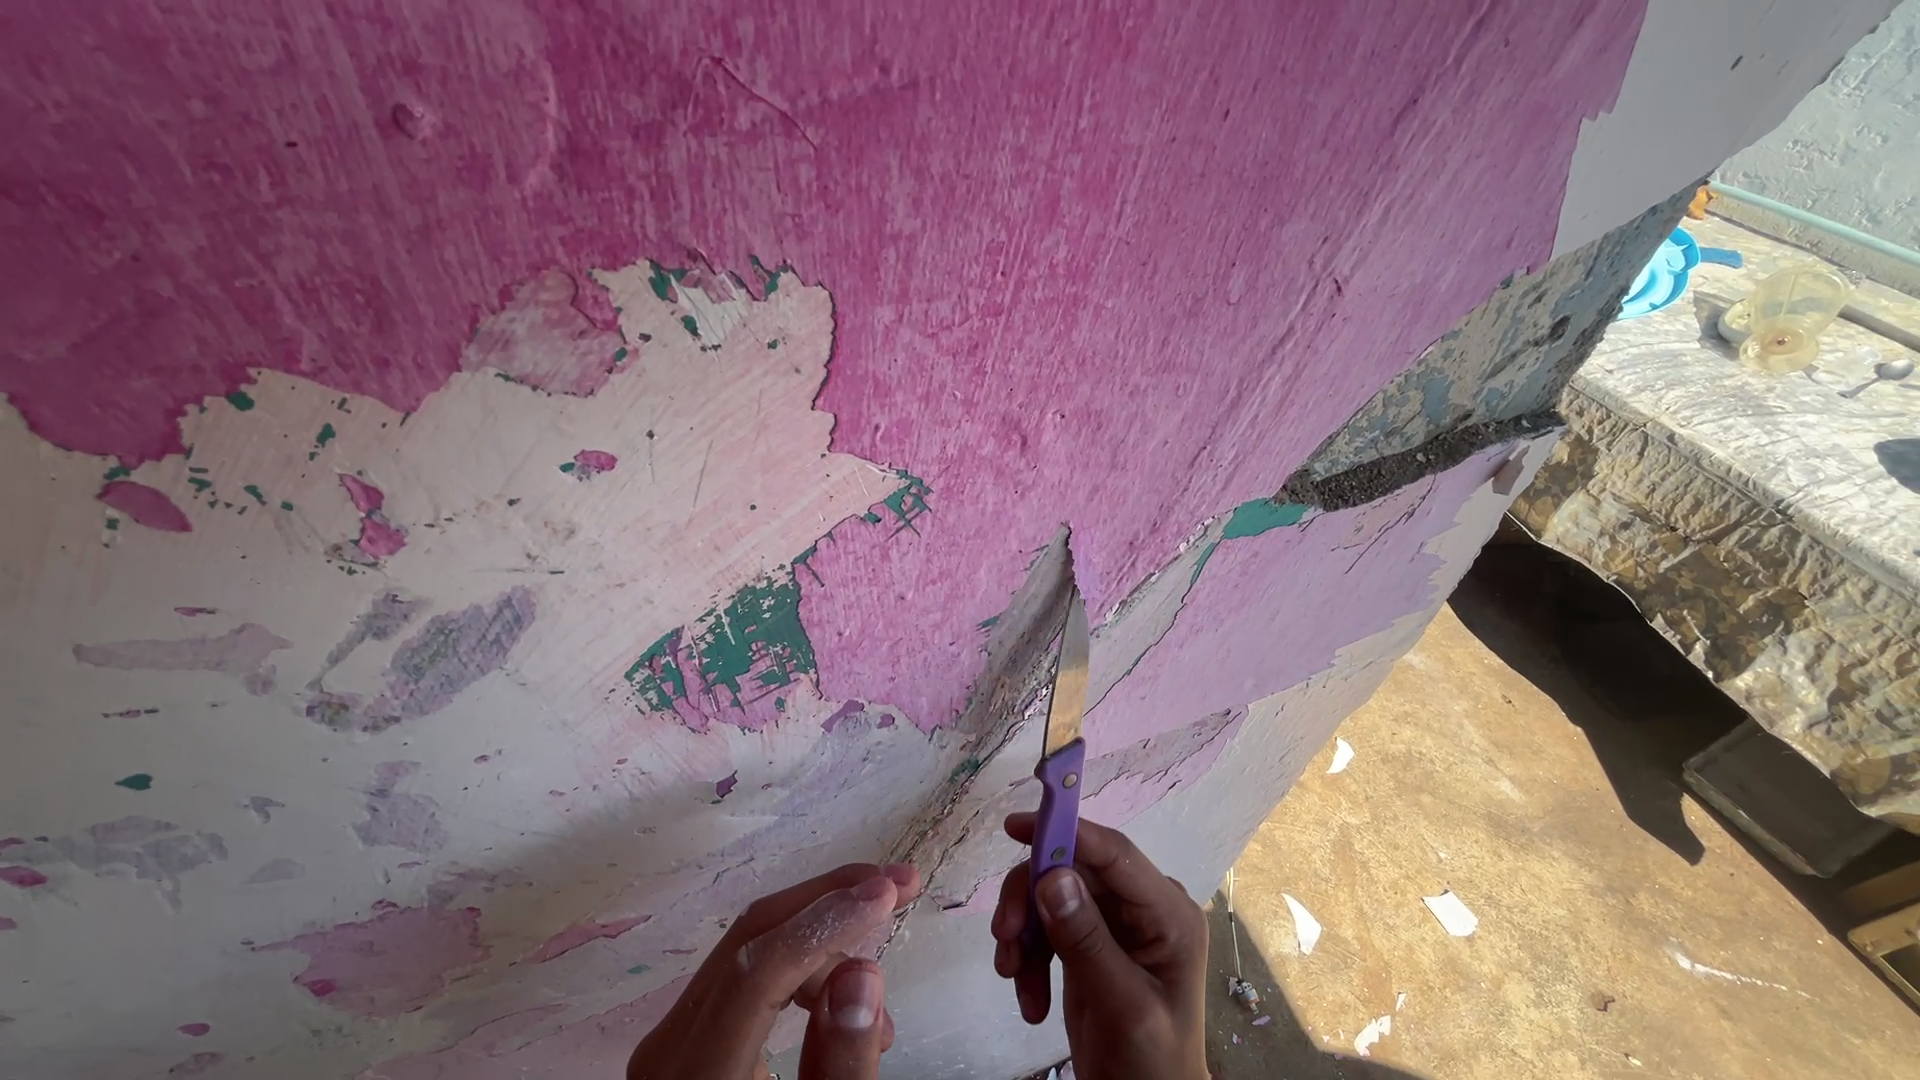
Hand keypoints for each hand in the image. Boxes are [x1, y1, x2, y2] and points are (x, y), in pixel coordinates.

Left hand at [629, 862, 920, 1079]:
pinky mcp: (684, 1040)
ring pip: (752, 950)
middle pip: (752, 938)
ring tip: (881, 975)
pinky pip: (746, 977)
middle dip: (831, 899)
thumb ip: (840, 1066)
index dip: (829, 921)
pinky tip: (839, 1000)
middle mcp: (667, 1046)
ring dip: (823, 939)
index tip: (892, 892)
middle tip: (902, 883)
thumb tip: (863, 970)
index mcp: (695, 1077)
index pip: (759, 970)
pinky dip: (800, 969)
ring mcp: (670, 1039)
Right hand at [990, 813, 1208, 1079]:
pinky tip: (1029, 997)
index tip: (1014, 826)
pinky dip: (1028, 956)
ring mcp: (1114, 924)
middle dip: (1031, 900)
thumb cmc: (1150, 1064)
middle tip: (1003, 936)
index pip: (1114, 853)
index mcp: (1168, 913)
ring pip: (1052, 894)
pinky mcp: (1089, 942)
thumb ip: (1087, 940)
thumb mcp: (1122, 1005)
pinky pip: (1047, 925)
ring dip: (1024, 933)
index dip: (1067, 830)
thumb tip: (1052, 876)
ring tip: (1012, 976)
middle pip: (1072, 872)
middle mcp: (1142, 908)